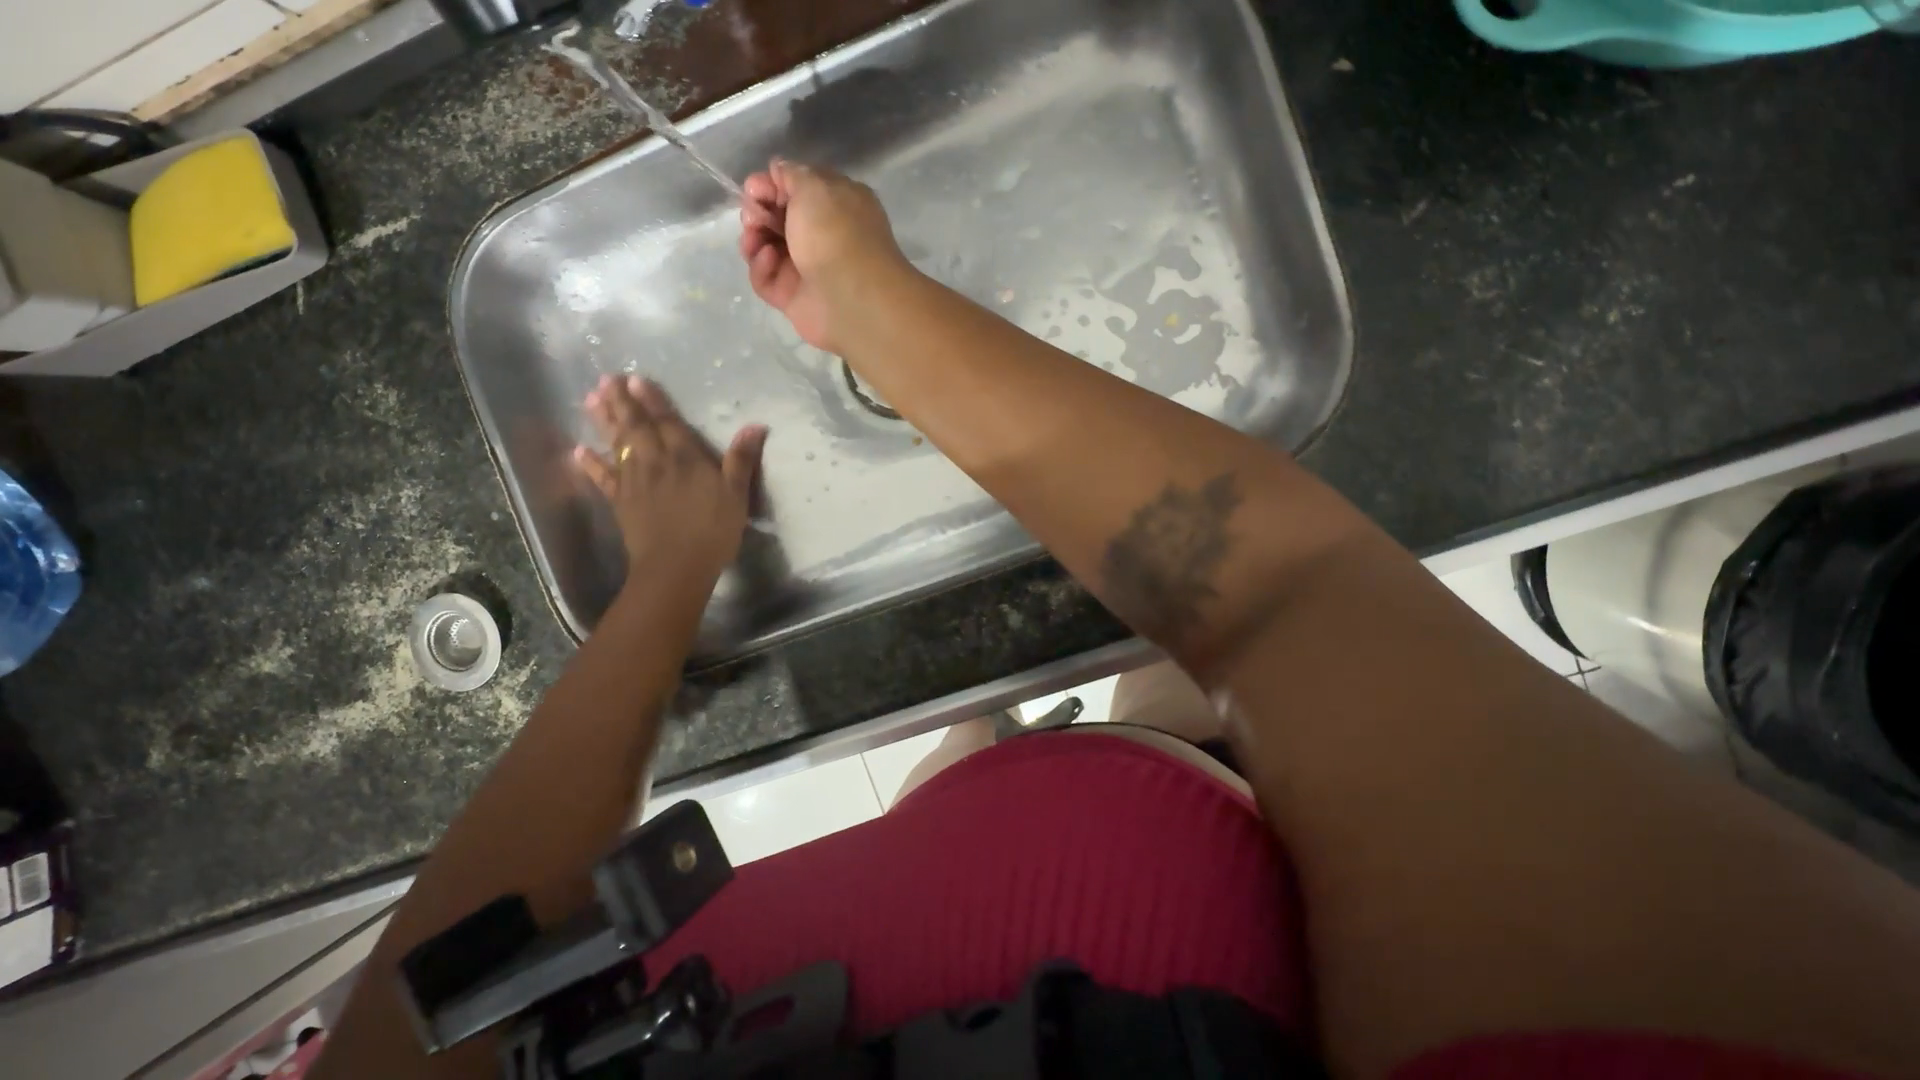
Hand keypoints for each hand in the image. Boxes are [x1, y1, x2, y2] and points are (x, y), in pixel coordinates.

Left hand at [573, 375, 767, 585]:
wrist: (675, 567)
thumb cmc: (712, 531)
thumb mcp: (736, 495)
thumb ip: (741, 460)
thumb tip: (756, 426)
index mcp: (685, 458)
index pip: (666, 422)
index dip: (651, 400)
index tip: (634, 379)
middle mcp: (655, 462)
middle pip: (636, 427)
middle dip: (621, 403)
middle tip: (605, 380)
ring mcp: (634, 482)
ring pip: (617, 444)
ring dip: (604, 422)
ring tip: (590, 399)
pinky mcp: (621, 502)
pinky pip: (603, 478)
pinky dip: (590, 464)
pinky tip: (578, 451)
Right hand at [739, 158, 909, 352]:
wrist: (850, 296)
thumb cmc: (834, 232)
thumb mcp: (815, 186)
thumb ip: (792, 174)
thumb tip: (779, 169)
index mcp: (836, 204)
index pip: (797, 188)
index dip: (771, 185)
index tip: (754, 188)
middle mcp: (823, 235)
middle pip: (778, 218)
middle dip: (758, 211)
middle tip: (753, 215)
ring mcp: (807, 268)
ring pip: (767, 248)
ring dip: (753, 238)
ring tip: (754, 237)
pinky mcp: (792, 296)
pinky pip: (766, 277)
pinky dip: (761, 267)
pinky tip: (769, 259)